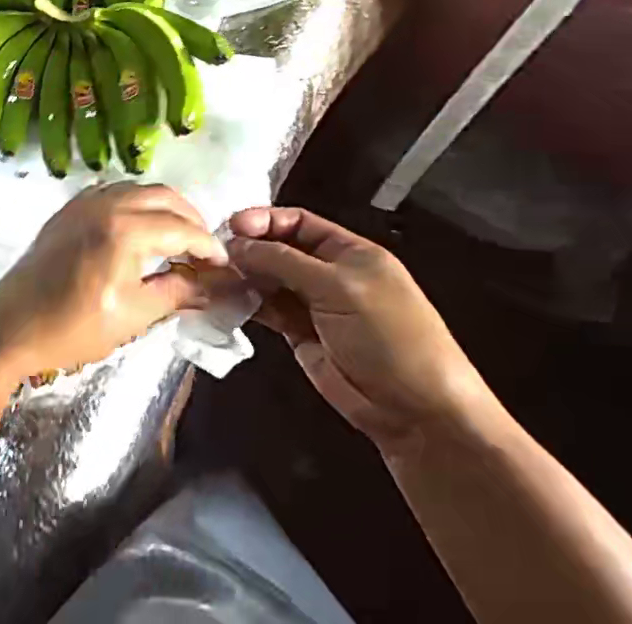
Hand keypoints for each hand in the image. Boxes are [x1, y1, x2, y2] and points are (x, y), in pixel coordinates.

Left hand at [0, 184, 232, 377]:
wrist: (9, 326)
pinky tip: (141, 230)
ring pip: (139, 189)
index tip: (224, 264)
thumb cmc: (72, 328)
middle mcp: (106, 203)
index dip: (208, 246)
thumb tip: (215, 287)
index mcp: (124, 229)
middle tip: (204, 249)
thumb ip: (177, 293)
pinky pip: (114, 192)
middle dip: (191, 218)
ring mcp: (84, 201)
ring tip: (177, 239)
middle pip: (164, 197)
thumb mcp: (132, 315)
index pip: (182, 228)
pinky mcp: (69, 209)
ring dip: (164, 207)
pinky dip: (136, 204)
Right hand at [228, 207, 495, 454]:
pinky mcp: (301, 335)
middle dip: (250, 248)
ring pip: (270, 280)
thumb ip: (285, 261)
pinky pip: (268, 310)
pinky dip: (247, 304)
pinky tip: (226, 300)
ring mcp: (315, 306)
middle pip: (280, 249)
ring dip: (244, 276)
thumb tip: (238, 244)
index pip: (299, 222)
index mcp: (350, 252)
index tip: (233, 226)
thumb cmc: (390, 336)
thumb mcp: (340, 288)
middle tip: (216, 254)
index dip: (266, 220)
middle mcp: (330, 273)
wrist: (416, 411)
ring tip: (215, 276)